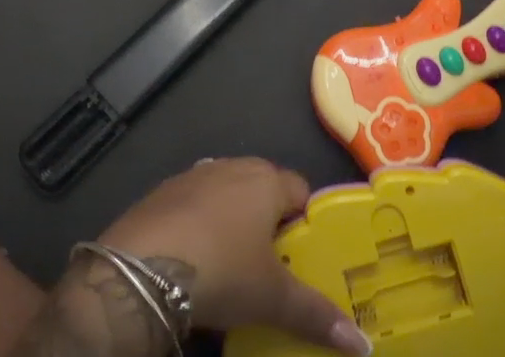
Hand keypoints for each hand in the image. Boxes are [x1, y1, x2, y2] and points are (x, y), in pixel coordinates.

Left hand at [99, 158, 370, 354]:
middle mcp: (230, 167)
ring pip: (225, 194)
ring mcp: (191, 176)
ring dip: (232, 221)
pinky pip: (191, 205)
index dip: (306, 221)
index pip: (300, 190)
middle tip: (273, 265)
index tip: (305, 256)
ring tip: (233, 264)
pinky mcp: (159, 193)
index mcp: (265, 180)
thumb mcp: (273, 298)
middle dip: (270, 221)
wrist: (140, 268)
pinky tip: (194, 260)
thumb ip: (316, 315)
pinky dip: (198, 226)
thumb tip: (364, 346)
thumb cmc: (222, 269)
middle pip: (262, 188)